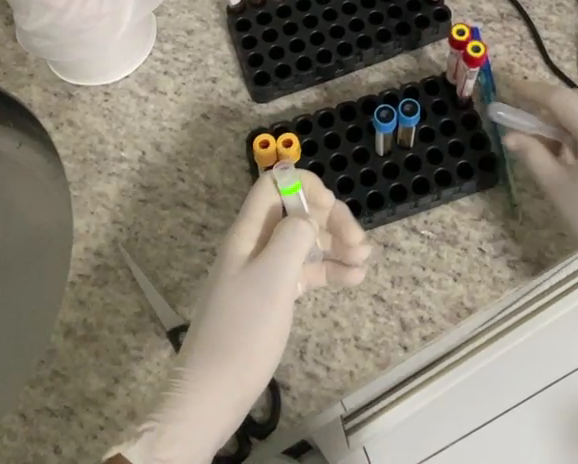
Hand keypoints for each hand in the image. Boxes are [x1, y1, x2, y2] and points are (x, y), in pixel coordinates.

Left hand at [111, 170, 375, 463]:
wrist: (213, 392)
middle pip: (296, 213)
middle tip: (359, 241)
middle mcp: (255, 245)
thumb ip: (293, 236)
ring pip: (305, 242)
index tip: (330, 208)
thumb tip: (310, 214)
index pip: (273, 185)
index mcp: (247, 233)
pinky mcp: (273, 296)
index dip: (304, 186)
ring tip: (364, 261)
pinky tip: (354, 279)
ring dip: (336, 244)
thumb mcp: (272, 277)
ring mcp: (264, 272)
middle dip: (330, 219)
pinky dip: (329, 270)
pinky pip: (305, 271)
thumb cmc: (242, 330)